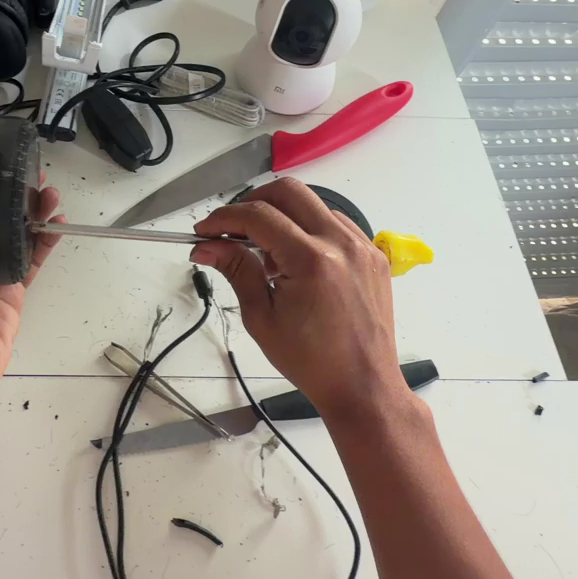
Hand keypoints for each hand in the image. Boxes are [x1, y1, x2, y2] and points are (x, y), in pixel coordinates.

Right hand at [190, 178, 401, 420]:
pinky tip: (296, 259)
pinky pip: (334, 222)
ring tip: (266, 255)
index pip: (258, 216)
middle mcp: (340, 244)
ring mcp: (362, 246)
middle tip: (232, 229)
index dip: (224, 218)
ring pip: (312, 203)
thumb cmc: (311, 361)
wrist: (363, 387)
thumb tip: (206, 246)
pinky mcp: (372, 254)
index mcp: (311, 261)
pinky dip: (308, 228)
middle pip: (288, 191)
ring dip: (282, 216)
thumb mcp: (262, 317)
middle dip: (252, 202)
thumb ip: (236, 270)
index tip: (205, 231)